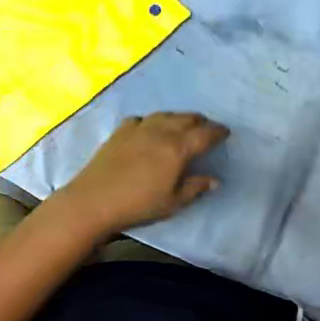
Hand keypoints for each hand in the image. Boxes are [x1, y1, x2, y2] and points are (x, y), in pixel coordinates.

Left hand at [46, 112, 228, 235]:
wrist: (94, 199)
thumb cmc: (138, 205)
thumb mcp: (172, 202)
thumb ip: (195, 188)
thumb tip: (214, 180)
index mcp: (177, 148)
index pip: (204, 134)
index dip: (217, 132)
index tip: (225, 133)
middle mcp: (159, 132)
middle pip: (185, 118)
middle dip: (199, 122)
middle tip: (206, 128)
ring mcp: (137, 129)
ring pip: (163, 115)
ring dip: (177, 118)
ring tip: (182, 125)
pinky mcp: (118, 132)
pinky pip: (140, 119)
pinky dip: (151, 121)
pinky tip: (149, 129)